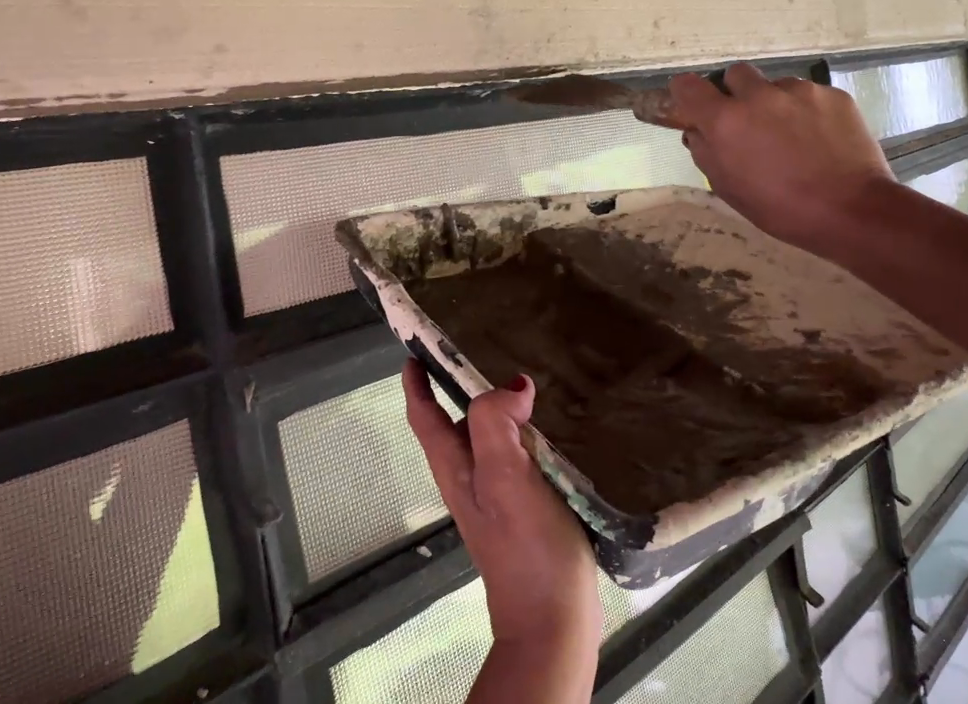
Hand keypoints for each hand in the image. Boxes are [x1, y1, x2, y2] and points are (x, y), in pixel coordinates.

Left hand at [402, 360, 601, 652]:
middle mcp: (468, 477)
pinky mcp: (522, 510)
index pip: (424, 414)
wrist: (551, 620)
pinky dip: (523, 436)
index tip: (417, 349)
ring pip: (488, 440)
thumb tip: (511, 386)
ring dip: (498, 411)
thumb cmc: (525, 545)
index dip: (416, 381)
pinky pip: (515, 460)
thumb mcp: (505, 476)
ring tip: (526, 385)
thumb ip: (496, 424)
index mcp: (454, 466)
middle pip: (455, 422)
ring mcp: (495, 496)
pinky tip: (550, 433)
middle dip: (462, 387)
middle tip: (487, 351)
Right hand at [668, 65, 894, 253]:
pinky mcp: (833, 95)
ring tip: (790, 136)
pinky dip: (805, 111)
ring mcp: (799, 92)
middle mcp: (758, 96)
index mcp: (725, 121)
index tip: (694, 106)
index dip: (686, 93)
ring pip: (774, 85)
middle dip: (735, 93)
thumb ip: (705, 152)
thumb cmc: (779, 208)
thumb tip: (697, 131)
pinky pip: (808, 95)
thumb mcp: (728, 188)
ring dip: (773, 103)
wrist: (852, 210)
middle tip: (747, 122)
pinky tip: (817, 139)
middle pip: (734, 74)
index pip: (687, 86)